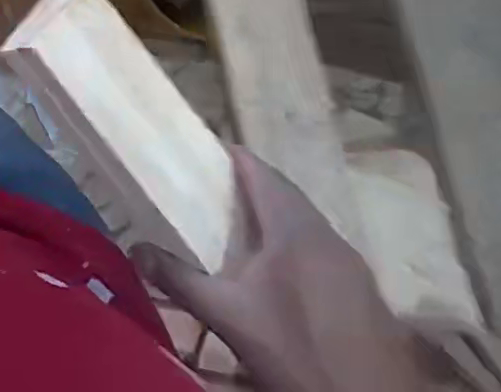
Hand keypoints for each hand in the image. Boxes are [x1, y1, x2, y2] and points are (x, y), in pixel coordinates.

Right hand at [132, 148, 427, 391]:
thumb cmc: (298, 352)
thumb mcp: (229, 317)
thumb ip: (180, 279)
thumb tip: (135, 249)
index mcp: (295, 229)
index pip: (259, 170)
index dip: (227, 154)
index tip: (195, 149)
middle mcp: (328, 236)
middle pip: (282, 191)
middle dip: (244, 182)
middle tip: (204, 184)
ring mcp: (353, 265)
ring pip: (303, 219)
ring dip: (268, 211)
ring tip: (230, 221)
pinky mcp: (365, 293)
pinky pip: (319, 245)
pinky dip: (289, 239)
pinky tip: (272, 267)